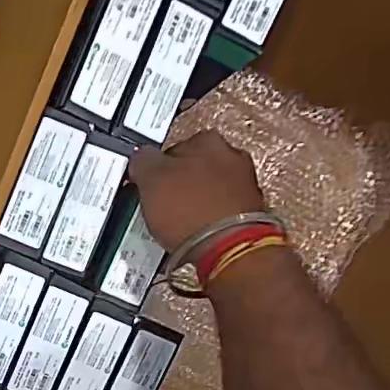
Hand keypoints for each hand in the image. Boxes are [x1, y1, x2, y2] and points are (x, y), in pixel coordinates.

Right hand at [127, 130, 265, 250]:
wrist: (225, 248)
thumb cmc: (191, 211)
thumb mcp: (150, 180)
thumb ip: (143, 161)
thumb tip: (140, 158)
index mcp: (207, 140)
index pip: (172, 148)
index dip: (155, 169)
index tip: (149, 184)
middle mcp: (232, 157)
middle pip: (194, 168)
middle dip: (178, 184)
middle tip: (161, 204)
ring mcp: (245, 185)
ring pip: (208, 190)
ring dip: (193, 203)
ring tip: (176, 223)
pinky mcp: (249, 213)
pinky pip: (218, 212)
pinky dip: (206, 220)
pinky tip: (194, 232)